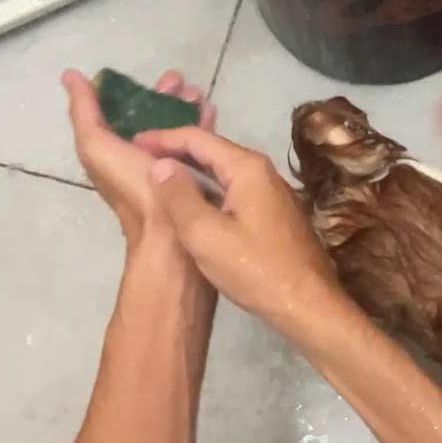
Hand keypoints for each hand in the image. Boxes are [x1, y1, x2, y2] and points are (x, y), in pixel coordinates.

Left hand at [61, 69, 217, 252]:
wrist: (169, 233)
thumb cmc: (132, 188)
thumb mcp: (96, 146)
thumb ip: (84, 112)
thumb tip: (71, 76)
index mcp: (115, 150)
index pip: (123, 112)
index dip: (135, 90)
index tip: (144, 75)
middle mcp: (140, 158)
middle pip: (153, 118)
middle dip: (167, 97)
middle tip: (183, 80)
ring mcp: (169, 169)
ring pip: (177, 129)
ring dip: (187, 109)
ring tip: (200, 93)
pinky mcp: (193, 179)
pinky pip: (198, 146)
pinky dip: (204, 128)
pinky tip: (212, 113)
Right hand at [137, 127, 347, 334]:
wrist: (309, 305)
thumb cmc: (256, 271)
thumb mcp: (206, 236)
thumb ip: (179, 197)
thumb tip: (161, 165)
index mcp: (247, 168)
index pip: (197, 138)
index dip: (162, 138)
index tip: (132, 142)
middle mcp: (264, 173)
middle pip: (213, 152)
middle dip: (176, 153)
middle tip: (141, 160)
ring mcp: (274, 195)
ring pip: (225, 175)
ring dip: (193, 175)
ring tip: (161, 182)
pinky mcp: (276, 216)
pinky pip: (236, 193)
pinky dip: (211, 194)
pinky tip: (194, 208)